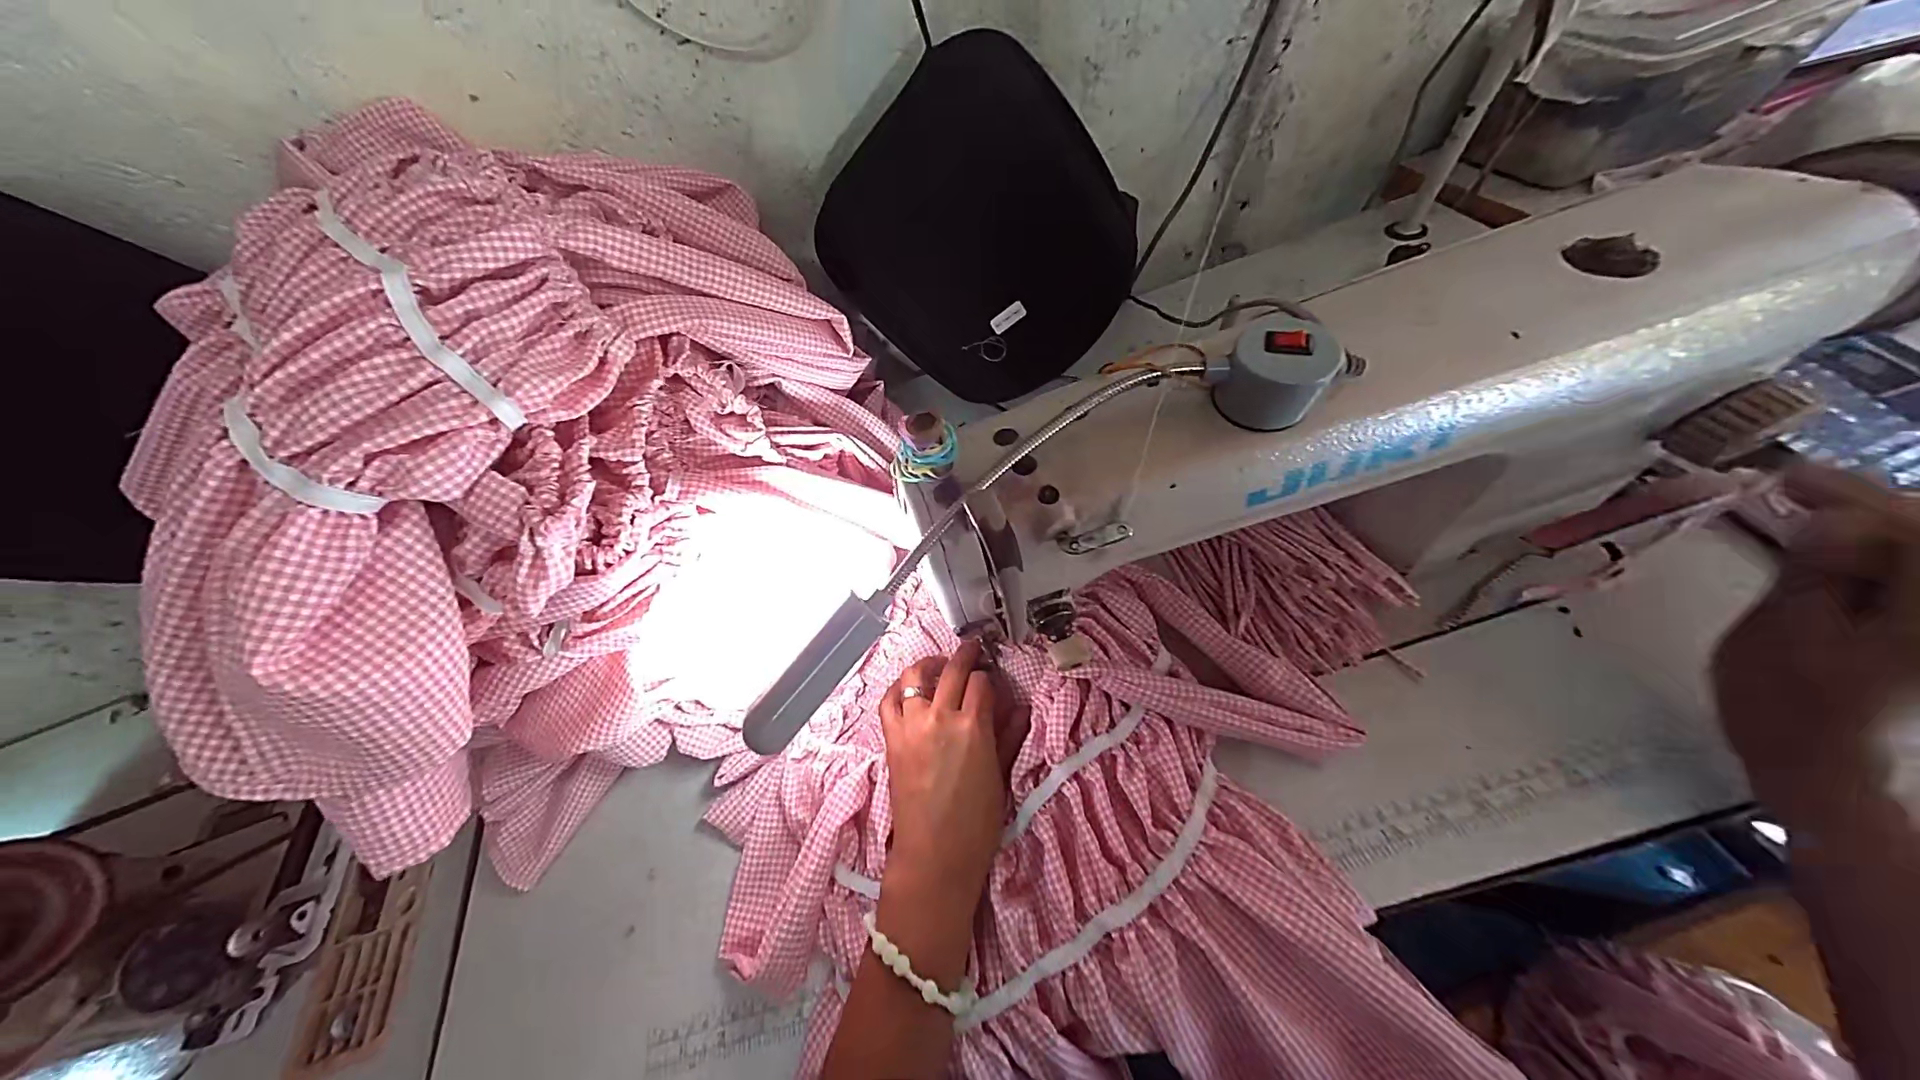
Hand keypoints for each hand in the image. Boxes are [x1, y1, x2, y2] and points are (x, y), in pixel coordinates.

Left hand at [879, 640, 1025, 898]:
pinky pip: (889, 700)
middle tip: (973, 651)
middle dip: (965, 656)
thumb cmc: (975, 821)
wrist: (935, 853)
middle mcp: (939, 718)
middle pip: (951, 670)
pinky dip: (899, 688)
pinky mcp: (891, 738)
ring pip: (915, 676)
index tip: (992, 681)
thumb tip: (1019, 709)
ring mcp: (911, 726)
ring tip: (940, 666)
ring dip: (930, 665)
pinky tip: (910, 689)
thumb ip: (1007, 736)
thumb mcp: (999, 776)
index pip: (981, 682)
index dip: (989, 678)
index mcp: (972, 727)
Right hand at [1712, 466, 1919, 829]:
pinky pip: (1916, 595)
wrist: (1850, 795)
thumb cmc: (1798, 714)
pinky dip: (1894, 576)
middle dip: (1874, 511)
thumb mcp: (1781, 636)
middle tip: (1801, 500)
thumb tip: (1831, 518)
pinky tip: (1857, 575)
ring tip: (1827, 530)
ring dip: (1887, 543)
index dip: (1843, 490)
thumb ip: (1813, 571)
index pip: (1902, 520)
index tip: (1783, 476)